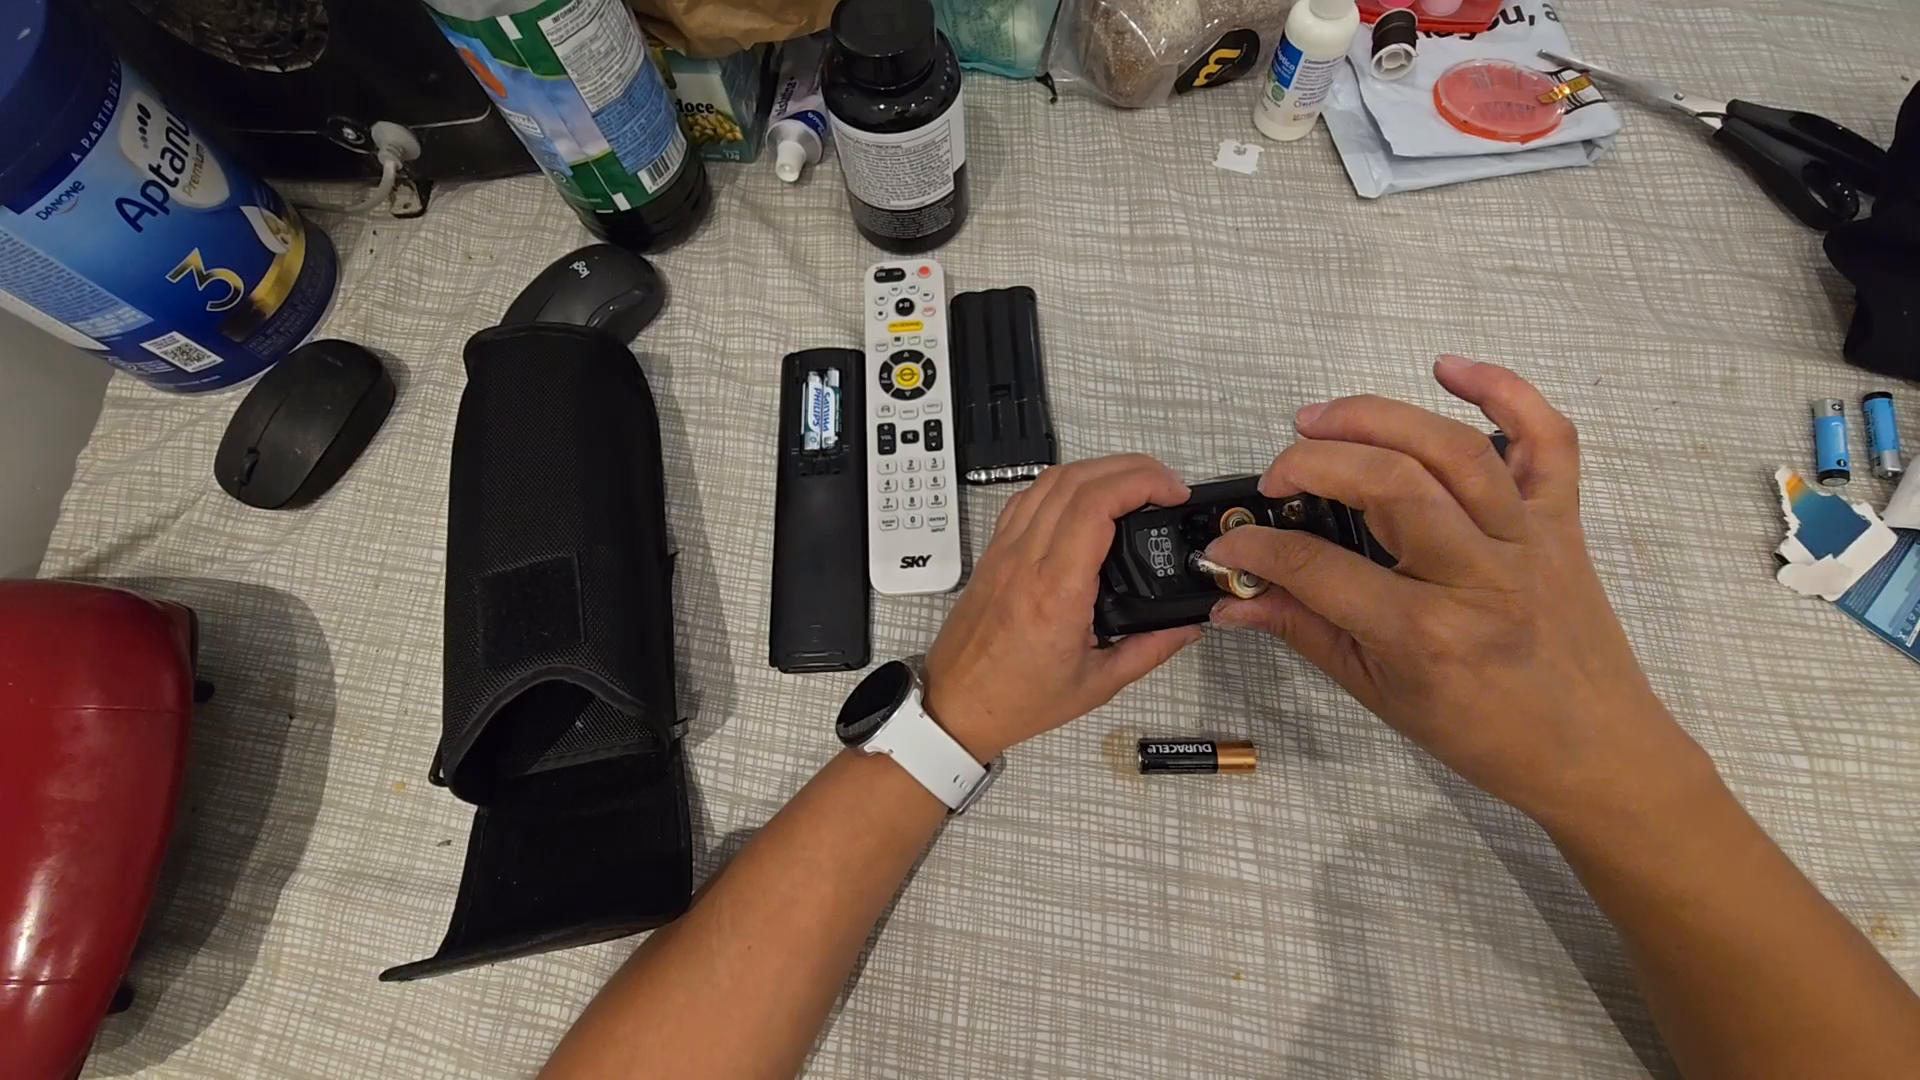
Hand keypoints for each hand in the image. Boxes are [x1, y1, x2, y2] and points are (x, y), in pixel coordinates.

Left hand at [925, 455, 1204, 760]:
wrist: (956, 705)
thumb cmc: (1015, 698)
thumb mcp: (1097, 684)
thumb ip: (1150, 649)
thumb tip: (1186, 625)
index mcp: (1056, 591)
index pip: (1095, 505)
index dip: (1141, 482)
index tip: (1172, 491)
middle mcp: (1026, 560)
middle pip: (1076, 479)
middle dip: (1130, 467)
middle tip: (1164, 484)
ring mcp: (1004, 551)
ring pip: (1049, 481)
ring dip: (1096, 470)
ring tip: (1132, 486)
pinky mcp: (993, 553)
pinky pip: (1026, 499)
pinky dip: (1061, 485)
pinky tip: (1084, 500)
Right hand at [1206, 357, 1709, 823]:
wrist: (1595, 751)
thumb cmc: (1476, 730)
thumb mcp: (1371, 688)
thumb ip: (1298, 630)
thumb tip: (1227, 601)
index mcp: (1423, 631)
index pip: (1317, 568)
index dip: (1255, 551)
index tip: (1224, 546)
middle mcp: (1478, 575)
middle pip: (1389, 485)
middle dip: (1312, 463)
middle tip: (1274, 474)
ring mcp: (1527, 538)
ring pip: (1452, 450)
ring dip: (1376, 418)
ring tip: (1319, 418)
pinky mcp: (1563, 519)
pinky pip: (1547, 440)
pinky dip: (1506, 390)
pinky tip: (1448, 368)